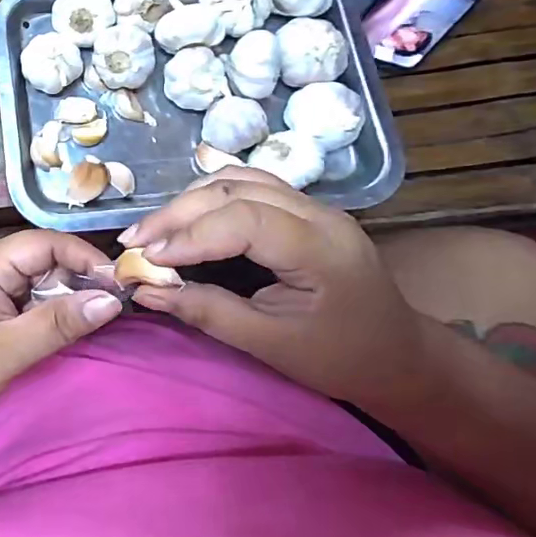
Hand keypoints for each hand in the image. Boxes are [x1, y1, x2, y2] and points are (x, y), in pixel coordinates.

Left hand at [0, 231, 121, 426]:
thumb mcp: (13, 348)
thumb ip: (62, 322)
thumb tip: (112, 300)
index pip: (47, 241)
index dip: (85, 256)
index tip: (118, 283)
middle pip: (44, 253)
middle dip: (78, 275)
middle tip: (111, 303)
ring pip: (39, 272)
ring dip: (65, 291)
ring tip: (92, 315)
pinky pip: (27, 288)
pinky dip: (48, 303)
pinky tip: (64, 323)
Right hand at [119, 168, 426, 404]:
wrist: (401, 355)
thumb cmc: (340, 358)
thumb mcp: (271, 345)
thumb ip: (208, 312)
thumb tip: (146, 290)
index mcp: (321, 249)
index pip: (243, 219)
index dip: (189, 234)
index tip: (147, 258)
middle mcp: (319, 214)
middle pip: (233, 189)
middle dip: (176, 213)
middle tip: (134, 241)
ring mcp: (313, 204)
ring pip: (236, 178)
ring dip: (188, 200)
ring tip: (153, 229)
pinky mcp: (302, 207)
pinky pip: (246, 184)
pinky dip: (208, 195)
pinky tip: (185, 216)